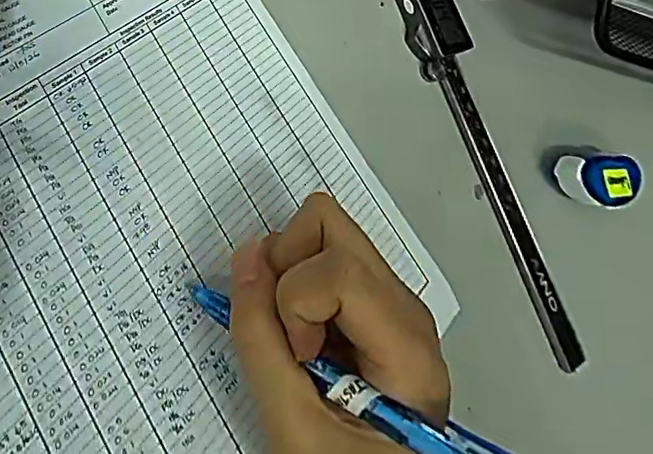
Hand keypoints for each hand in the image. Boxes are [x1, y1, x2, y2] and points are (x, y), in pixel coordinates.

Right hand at [229, 193, 450, 453]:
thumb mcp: (295, 427)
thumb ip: (261, 339)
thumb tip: (247, 257)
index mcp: (405, 344)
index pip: (340, 269)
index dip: (297, 302)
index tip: (299, 357)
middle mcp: (404, 307)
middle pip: (329, 224)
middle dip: (286, 267)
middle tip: (285, 330)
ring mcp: (388, 300)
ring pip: (322, 231)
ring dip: (288, 277)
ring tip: (296, 340)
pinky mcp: (369, 301)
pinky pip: (321, 256)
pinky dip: (295, 286)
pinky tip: (303, 339)